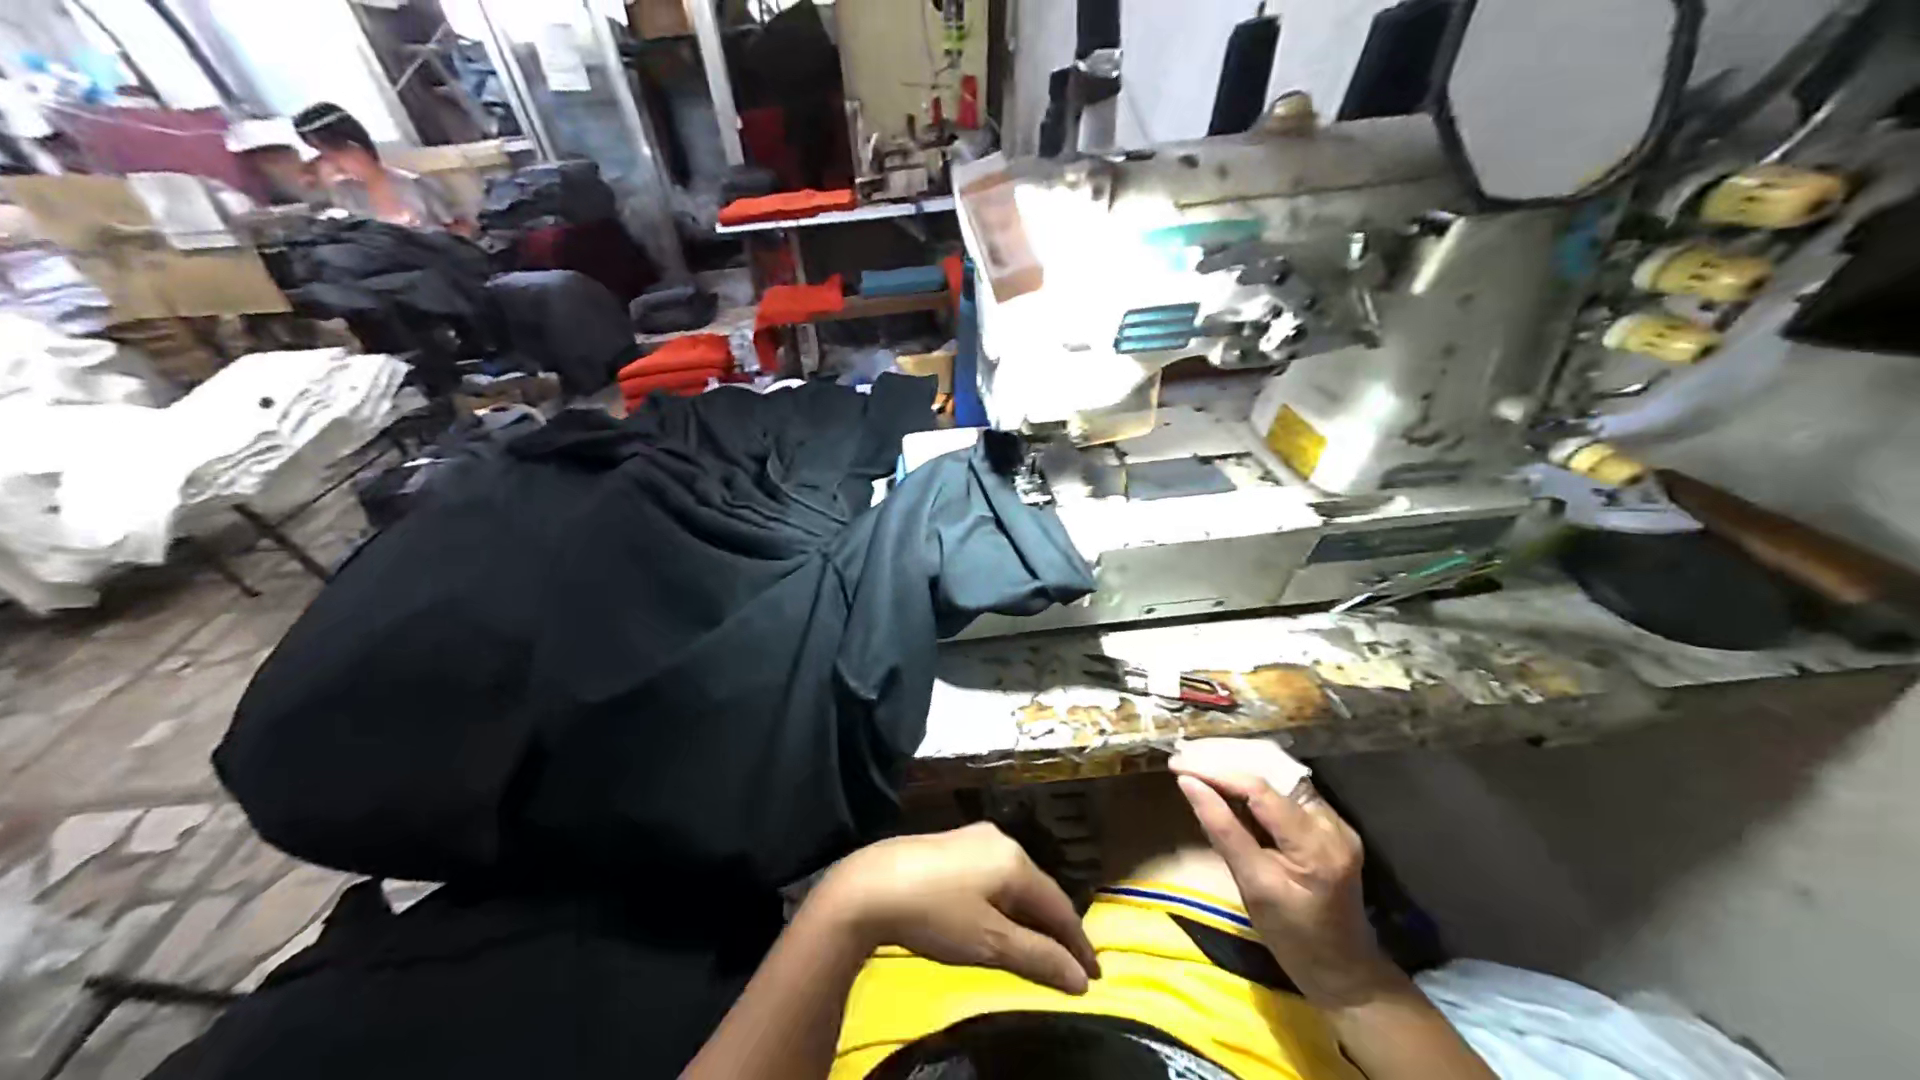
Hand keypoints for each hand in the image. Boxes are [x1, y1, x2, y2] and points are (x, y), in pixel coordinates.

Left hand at [811, 822, 1101, 993]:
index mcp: (1015, 860)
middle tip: (1069, 966)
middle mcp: (1000, 841)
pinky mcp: (951, 846)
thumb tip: (1081, 979)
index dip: (1078, 943)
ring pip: (1015, 883)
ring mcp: (973, 839)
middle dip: (1054, 929)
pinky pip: (993, 877)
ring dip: (1029, 916)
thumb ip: (1039, 959)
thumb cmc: (934, 915)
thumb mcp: (990, 944)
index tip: (1094, 975)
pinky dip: (1005, 903)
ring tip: (1038, 948)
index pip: (1060, 905)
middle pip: (1039, 890)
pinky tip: (999, 920)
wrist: (868, 888)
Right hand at [1171, 745, 1404, 1007]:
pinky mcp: (1328, 825)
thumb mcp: (1252, 886)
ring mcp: (1334, 822)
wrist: (1343, 970)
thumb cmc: (1293, 938)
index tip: (1178, 765)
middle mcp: (1331, 823)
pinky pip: (1283, 792)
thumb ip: (1222, 830)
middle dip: (1223, 763)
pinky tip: (1225, 785)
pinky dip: (1251, 786)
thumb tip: (1188, 784)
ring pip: (1276, 779)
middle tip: (1182, 760)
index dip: (1216, 772)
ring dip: (1235, 770)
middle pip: (1271, 775)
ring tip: (1196, 765)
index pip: (1260, 790)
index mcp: (1315, 844)